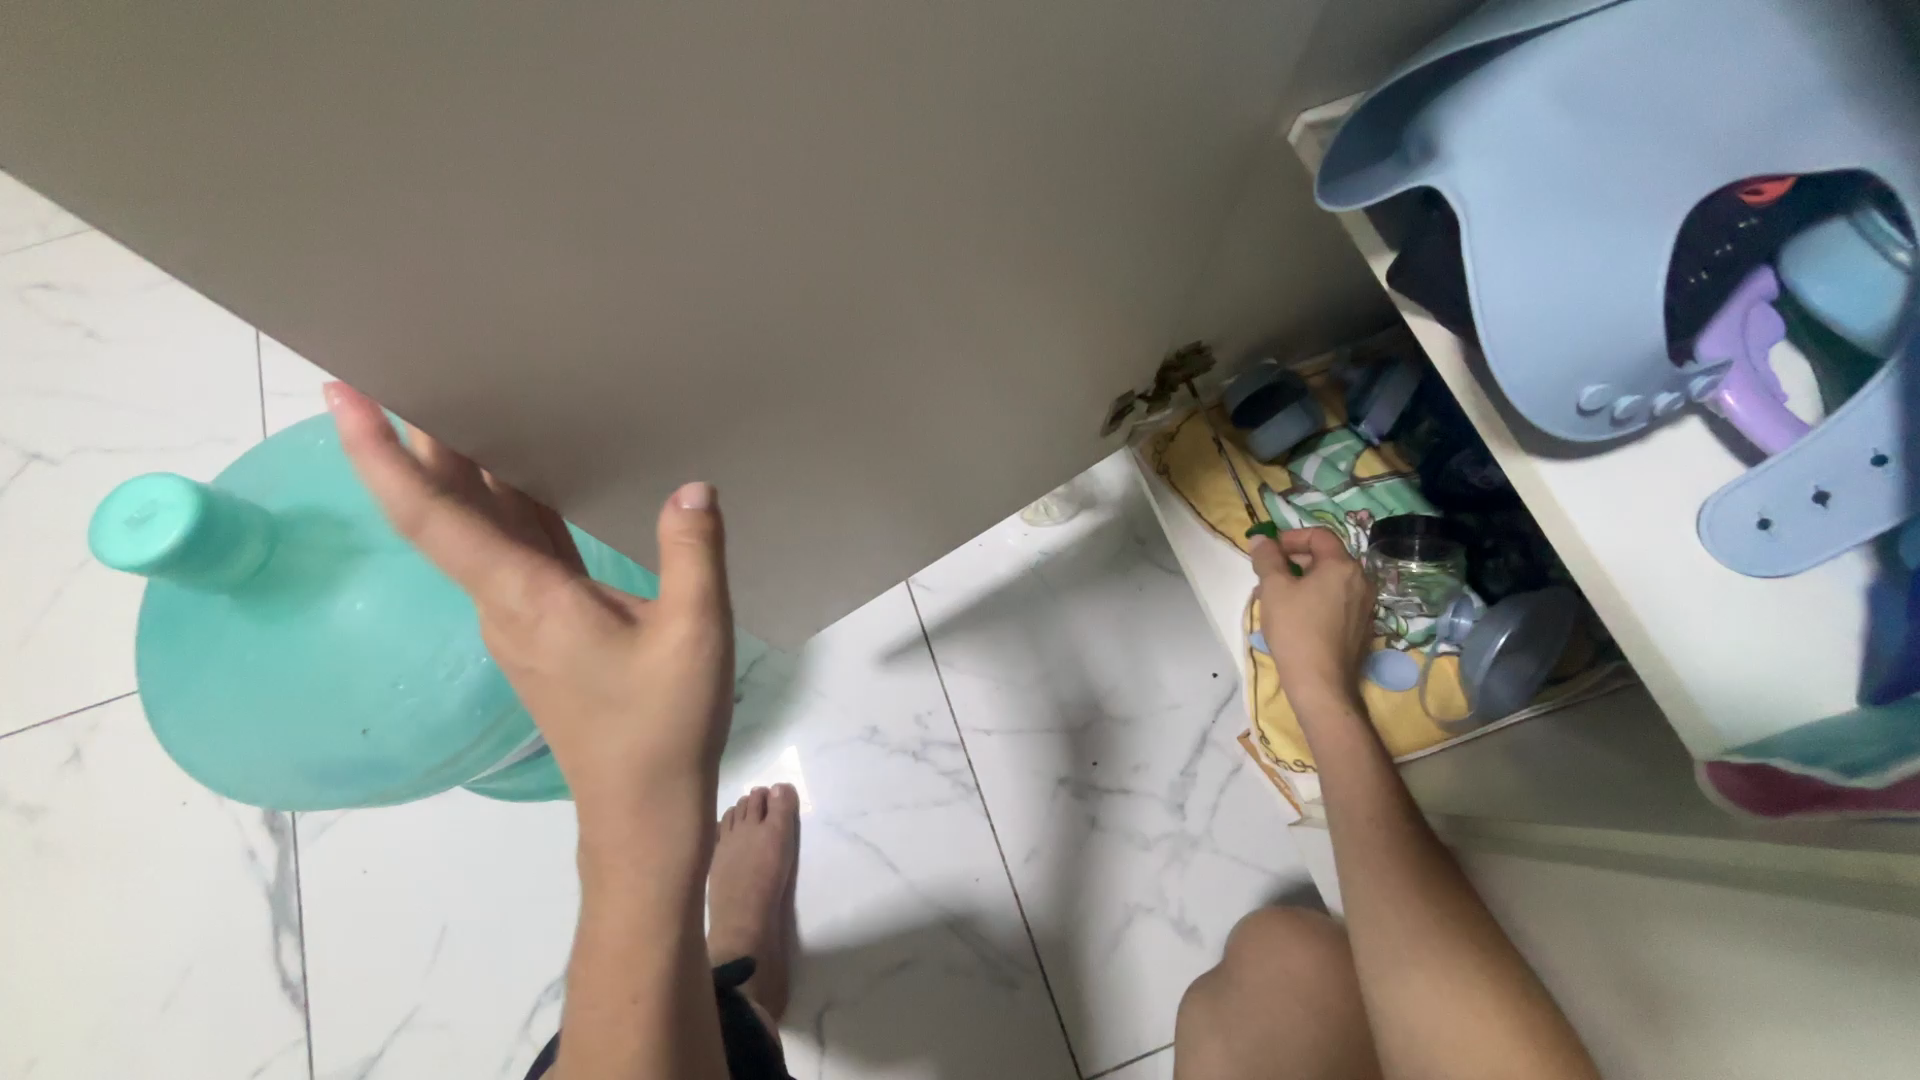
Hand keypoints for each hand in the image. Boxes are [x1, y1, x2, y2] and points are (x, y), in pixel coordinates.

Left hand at [325, 382, 734, 822]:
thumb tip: (693, 488)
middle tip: (414, 372)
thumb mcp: (695, 632)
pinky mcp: (541, 632)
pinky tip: (534, 484)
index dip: (382, 456)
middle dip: (420, 443)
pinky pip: (511, 554)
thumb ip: (692, 555)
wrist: (642, 805)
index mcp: (527, 597)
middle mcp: (504, 604)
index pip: (434, 517)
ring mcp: (518, 621)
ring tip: (471, 410)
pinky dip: (508, 508)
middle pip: (447, 513)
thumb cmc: (662, 722)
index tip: (344, 395)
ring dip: (465, 473)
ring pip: (478, 534)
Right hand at [1250, 528, 1373, 709]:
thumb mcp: (1273, 589)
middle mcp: (1361, 581)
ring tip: (1276, 599)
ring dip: (1302, 582)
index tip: (1269, 551)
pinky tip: (1295, 618)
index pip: (1319, 535)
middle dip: (1293, 562)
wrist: (1320, 682)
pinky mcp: (1361, 627)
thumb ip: (1267, 558)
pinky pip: (1336, 601)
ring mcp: (1364, 605)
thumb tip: (1261, 539)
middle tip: (1268, 577)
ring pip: (1329, 581)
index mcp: (1342, 566)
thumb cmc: (1295, 629)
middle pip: (1325, 558)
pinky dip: (1315, 599)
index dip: (1291, 538)